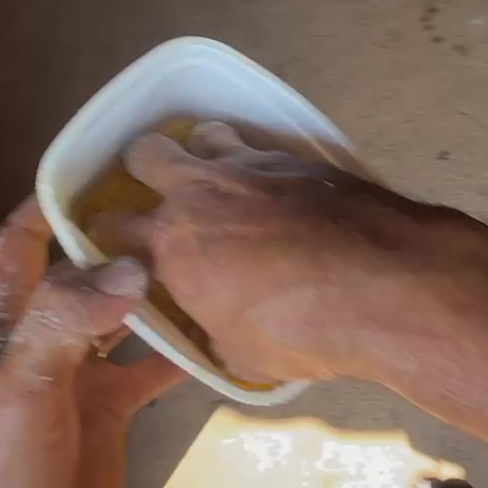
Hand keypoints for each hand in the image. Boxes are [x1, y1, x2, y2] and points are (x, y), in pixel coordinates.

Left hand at [0, 196, 184, 487]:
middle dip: (114, 239)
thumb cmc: (5, 464)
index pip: (21, 240)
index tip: (96, 168)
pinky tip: (214, 329)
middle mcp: (43, 332)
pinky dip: (177, 348)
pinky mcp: (110, 404)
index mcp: (6, 317)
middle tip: (166, 205)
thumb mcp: (25, 383)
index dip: (48, 201)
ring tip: (197, 254)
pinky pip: (149, 363)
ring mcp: (79, 368)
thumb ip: (69, 321)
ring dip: (150, 290)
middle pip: (80, 269)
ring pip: (119, 313)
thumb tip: (131, 269)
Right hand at [95, 120, 487, 386]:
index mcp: (171, 243)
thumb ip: (212, 328)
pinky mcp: (296, 156)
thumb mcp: (240, 354)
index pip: (110, 226)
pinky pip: (261, 146)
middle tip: (161, 188)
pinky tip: (279, 190)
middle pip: (145, 152)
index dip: (106, 232)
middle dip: (143, 167)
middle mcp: (199, 191)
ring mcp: (249, 165)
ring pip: (205, 133)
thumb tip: (215, 323)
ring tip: (224, 179)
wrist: (381, 284)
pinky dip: (258, 164)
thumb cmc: (300, 330)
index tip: (115, 240)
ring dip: (206, 153)